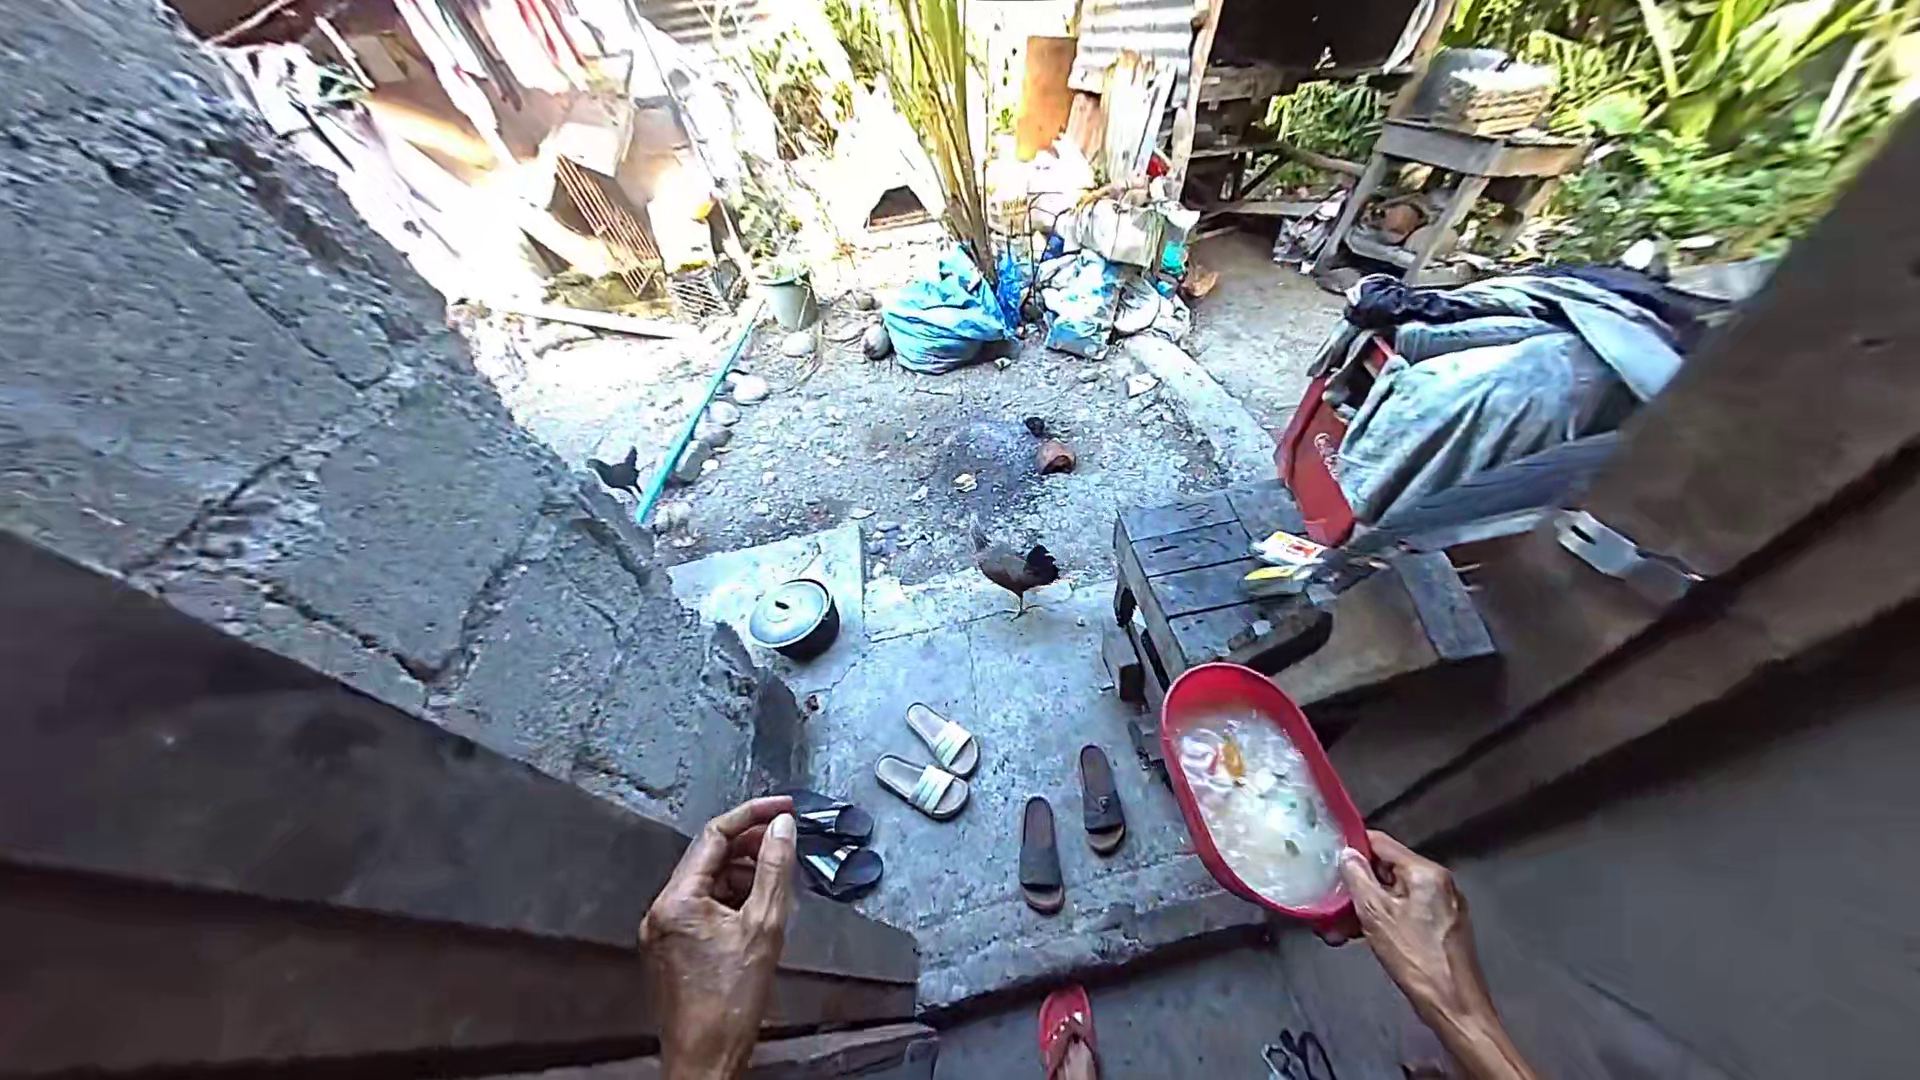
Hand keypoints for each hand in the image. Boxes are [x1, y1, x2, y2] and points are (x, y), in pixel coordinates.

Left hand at [640, 797, 796, 1079]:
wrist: (706, 1064)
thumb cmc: (731, 1003)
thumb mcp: (765, 923)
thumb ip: (774, 866)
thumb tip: (782, 826)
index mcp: (678, 900)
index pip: (716, 834)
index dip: (753, 814)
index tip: (782, 807)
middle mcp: (663, 910)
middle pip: (711, 854)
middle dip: (751, 843)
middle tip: (784, 838)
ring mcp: (665, 928)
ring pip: (710, 877)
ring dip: (745, 869)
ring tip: (777, 878)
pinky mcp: (674, 944)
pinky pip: (706, 900)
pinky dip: (734, 893)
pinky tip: (759, 904)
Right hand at [1339, 831, 1538, 1079]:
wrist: (1457, 1011)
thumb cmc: (1416, 958)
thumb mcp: (1374, 911)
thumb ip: (1356, 875)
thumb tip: (1347, 853)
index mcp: (1426, 873)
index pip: (1379, 842)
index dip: (1351, 847)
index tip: (1328, 857)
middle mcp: (1439, 884)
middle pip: (1385, 869)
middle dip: (1356, 884)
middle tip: (1331, 896)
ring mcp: (1443, 907)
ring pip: (1392, 893)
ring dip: (1365, 905)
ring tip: (1338, 924)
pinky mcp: (1442, 928)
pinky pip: (1404, 911)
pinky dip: (1382, 918)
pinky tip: (1360, 934)